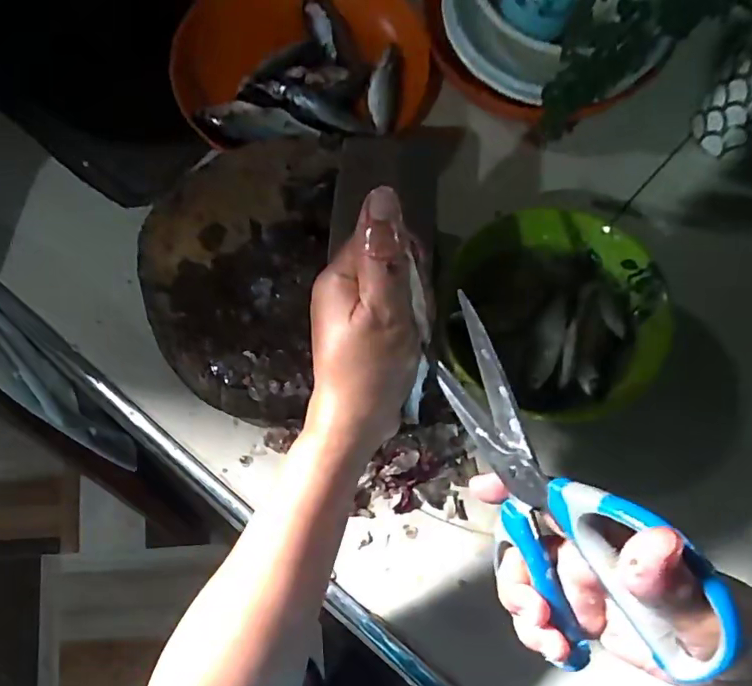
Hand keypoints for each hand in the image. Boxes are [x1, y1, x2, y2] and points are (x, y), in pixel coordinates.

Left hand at [305, 186, 422, 454]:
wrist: (356, 425)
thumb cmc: (370, 371)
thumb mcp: (384, 311)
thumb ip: (383, 256)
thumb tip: (382, 194)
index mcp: (337, 277)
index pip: (377, 235)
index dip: (404, 256)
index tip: (413, 287)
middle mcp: (338, 289)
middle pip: (386, 261)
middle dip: (409, 284)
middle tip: (412, 319)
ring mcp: (348, 313)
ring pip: (393, 287)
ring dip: (411, 307)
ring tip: (410, 336)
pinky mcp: (360, 333)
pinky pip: (390, 311)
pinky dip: (405, 324)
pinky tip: (407, 344)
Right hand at [469, 474, 751, 685]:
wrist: (742, 672)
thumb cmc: (735, 629)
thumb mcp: (708, 613)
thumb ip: (673, 585)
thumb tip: (652, 544)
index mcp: (623, 535)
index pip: (565, 501)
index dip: (522, 491)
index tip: (485, 489)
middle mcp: (598, 552)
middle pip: (532, 545)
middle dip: (521, 577)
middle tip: (537, 612)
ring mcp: (588, 586)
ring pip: (531, 583)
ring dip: (529, 612)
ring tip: (553, 642)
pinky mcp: (584, 617)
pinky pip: (542, 617)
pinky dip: (539, 635)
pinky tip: (561, 653)